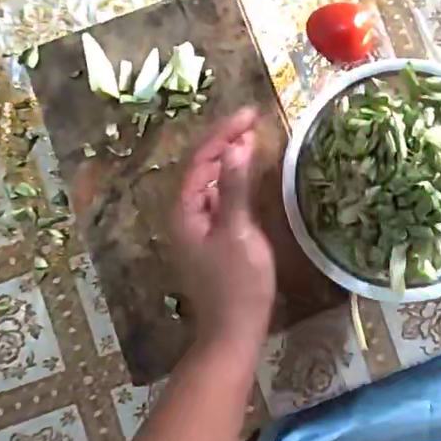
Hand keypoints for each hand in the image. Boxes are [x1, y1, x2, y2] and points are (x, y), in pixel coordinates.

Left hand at [172, 108, 275, 354]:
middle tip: (255, 118)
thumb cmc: (237, 282)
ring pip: (209, 177)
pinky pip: (219, 192)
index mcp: (184, 210)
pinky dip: (233, 174)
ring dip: (229, 153)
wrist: (234, 327)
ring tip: (253, 134)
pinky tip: (248, 167)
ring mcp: (198, 223)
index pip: (201, 159)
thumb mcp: (239, 231)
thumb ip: (235, 188)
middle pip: (201, 164)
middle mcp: (185, 212)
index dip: (224, 132)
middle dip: (226, 138)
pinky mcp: (213, 232)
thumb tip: (237, 147)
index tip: (252, 113)